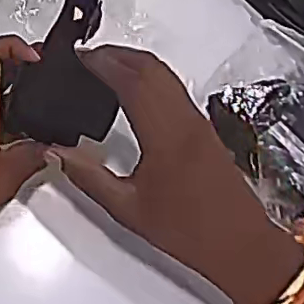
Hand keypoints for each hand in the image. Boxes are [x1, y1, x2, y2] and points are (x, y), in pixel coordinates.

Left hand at [0, 36, 47, 245]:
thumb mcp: (6, 174)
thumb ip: (33, 156)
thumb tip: (48, 148)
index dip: (15, 45)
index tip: (36, 56)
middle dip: (21, 67)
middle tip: (44, 75)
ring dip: (15, 94)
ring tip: (40, 107)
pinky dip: (5, 115)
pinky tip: (22, 137)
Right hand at [51, 47, 303, 303]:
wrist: (248, 250)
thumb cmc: (192, 233)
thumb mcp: (128, 209)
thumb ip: (87, 177)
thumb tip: (56, 153)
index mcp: (166, 136)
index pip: (131, 80)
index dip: (102, 62)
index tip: (78, 56)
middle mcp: (185, 121)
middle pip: (150, 67)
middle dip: (115, 54)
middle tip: (86, 56)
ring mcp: (198, 122)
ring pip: (165, 73)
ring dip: (132, 62)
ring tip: (103, 66)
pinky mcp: (204, 128)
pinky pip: (173, 86)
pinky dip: (148, 75)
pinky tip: (131, 88)